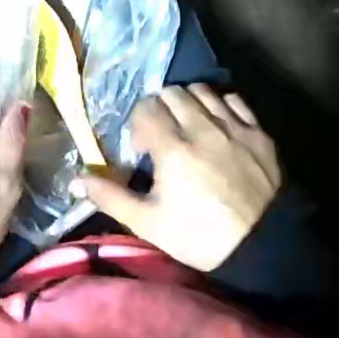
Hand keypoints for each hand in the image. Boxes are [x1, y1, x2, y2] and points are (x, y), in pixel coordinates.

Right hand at [81, 84, 281, 271]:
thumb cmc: (199, 237)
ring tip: (189, 127)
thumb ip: (110, 197)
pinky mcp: (258, 132)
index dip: (138, 124)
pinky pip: (234, 100)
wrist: (262, 246)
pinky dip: (220, 105)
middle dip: (161, 108)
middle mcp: (203, 128)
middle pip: (173, 93)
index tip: (143, 149)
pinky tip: (217, 125)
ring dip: (189, 102)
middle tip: (163, 134)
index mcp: (173, 149)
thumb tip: (76, 181)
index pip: (146, 109)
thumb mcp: (148, 223)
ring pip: (203, 91)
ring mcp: (234, 127)